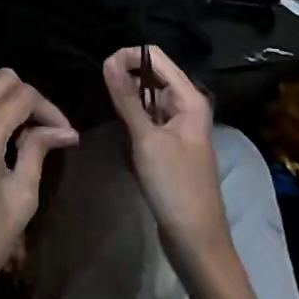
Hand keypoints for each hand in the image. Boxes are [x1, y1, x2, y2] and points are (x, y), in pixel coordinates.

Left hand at [0, 68, 78, 298]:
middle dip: (31, 98)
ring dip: (11, 104)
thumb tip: (64, 131)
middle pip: (3, 79)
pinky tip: (6, 143)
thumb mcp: (20, 201)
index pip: (24, 95)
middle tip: (48, 129)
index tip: (66, 134)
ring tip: (31, 137)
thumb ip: (39, 152)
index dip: (51, 109)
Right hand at [104, 47, 284, 298]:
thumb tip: (109, 59)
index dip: (129, 57)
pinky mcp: (170, 146)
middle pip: (150, 78)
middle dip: (127, 87)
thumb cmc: (174, 185)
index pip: (155, 57)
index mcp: (189, 97)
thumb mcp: (146, 139)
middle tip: (109, 108)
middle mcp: (186, 105)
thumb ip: (127, 98)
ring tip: (122, 136)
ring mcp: (179, 127)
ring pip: (146, 103)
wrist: (196, 241)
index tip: (102, 71)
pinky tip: (128, 152)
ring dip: (129, 113)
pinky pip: (147, 125)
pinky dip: (134, 132)